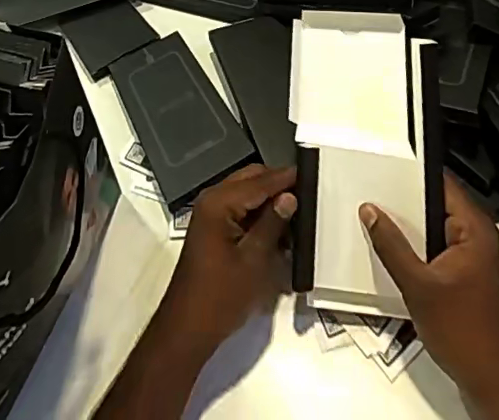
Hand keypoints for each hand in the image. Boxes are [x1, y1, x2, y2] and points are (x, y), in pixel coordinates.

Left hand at [97, 165, 296, 419]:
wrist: (190, 325)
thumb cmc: (221, 295)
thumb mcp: (254, 260)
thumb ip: (272, 224)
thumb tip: (289, 197)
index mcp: (218, 202)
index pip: (257, 181)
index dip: (283, 178)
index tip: (308, 173)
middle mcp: (212, 200)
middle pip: (249, 181)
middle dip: (276, 186)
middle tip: (305, 195)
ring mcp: (211, 214)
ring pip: (245, 195)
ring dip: (268, 202)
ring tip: (296, 215)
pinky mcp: (214, 229)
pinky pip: (239, 210)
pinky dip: (258, 216)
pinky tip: (278, 231)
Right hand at [362, 174, 498, 419]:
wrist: (492, 380)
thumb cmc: (463, 331)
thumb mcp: (418, 285)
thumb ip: (391, 244)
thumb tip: (370, 211)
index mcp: (474, 229)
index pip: (442, 183)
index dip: (411, 173)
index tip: (383, 168)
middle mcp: (477, 236)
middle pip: (436, 203)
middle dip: (404, 201)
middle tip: (372, 194)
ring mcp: (472, 256)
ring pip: (433, 226)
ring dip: (409, 227)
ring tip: (377, 219)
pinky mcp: (465, 274)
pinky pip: (435, 246)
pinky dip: (416, 246)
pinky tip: (392, 250)